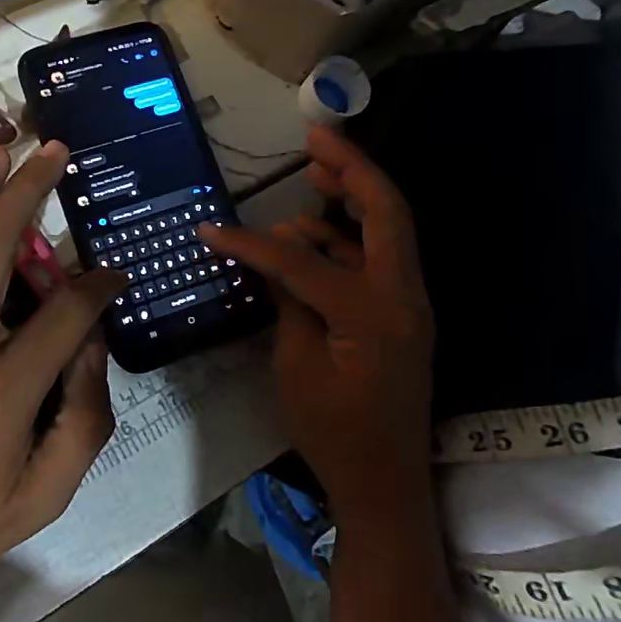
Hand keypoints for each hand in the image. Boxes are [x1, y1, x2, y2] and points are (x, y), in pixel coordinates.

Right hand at [200, 126, 434, 509]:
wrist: (384, 484)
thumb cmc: (335, 433)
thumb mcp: (296, 367)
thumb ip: (289, 302)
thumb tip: (275, 258)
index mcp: (371, 312)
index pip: (303, 260)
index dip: (252, 242)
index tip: (212, 229)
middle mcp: (402, 296)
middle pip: (386, 211)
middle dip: (352, 168)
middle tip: (317, 137)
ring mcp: (408, 304)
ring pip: (388, 231)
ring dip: (354, 199)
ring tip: (316, 173)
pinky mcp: (401, 315)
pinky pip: (378, 260)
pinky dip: (350, 239)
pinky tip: (316, 232)